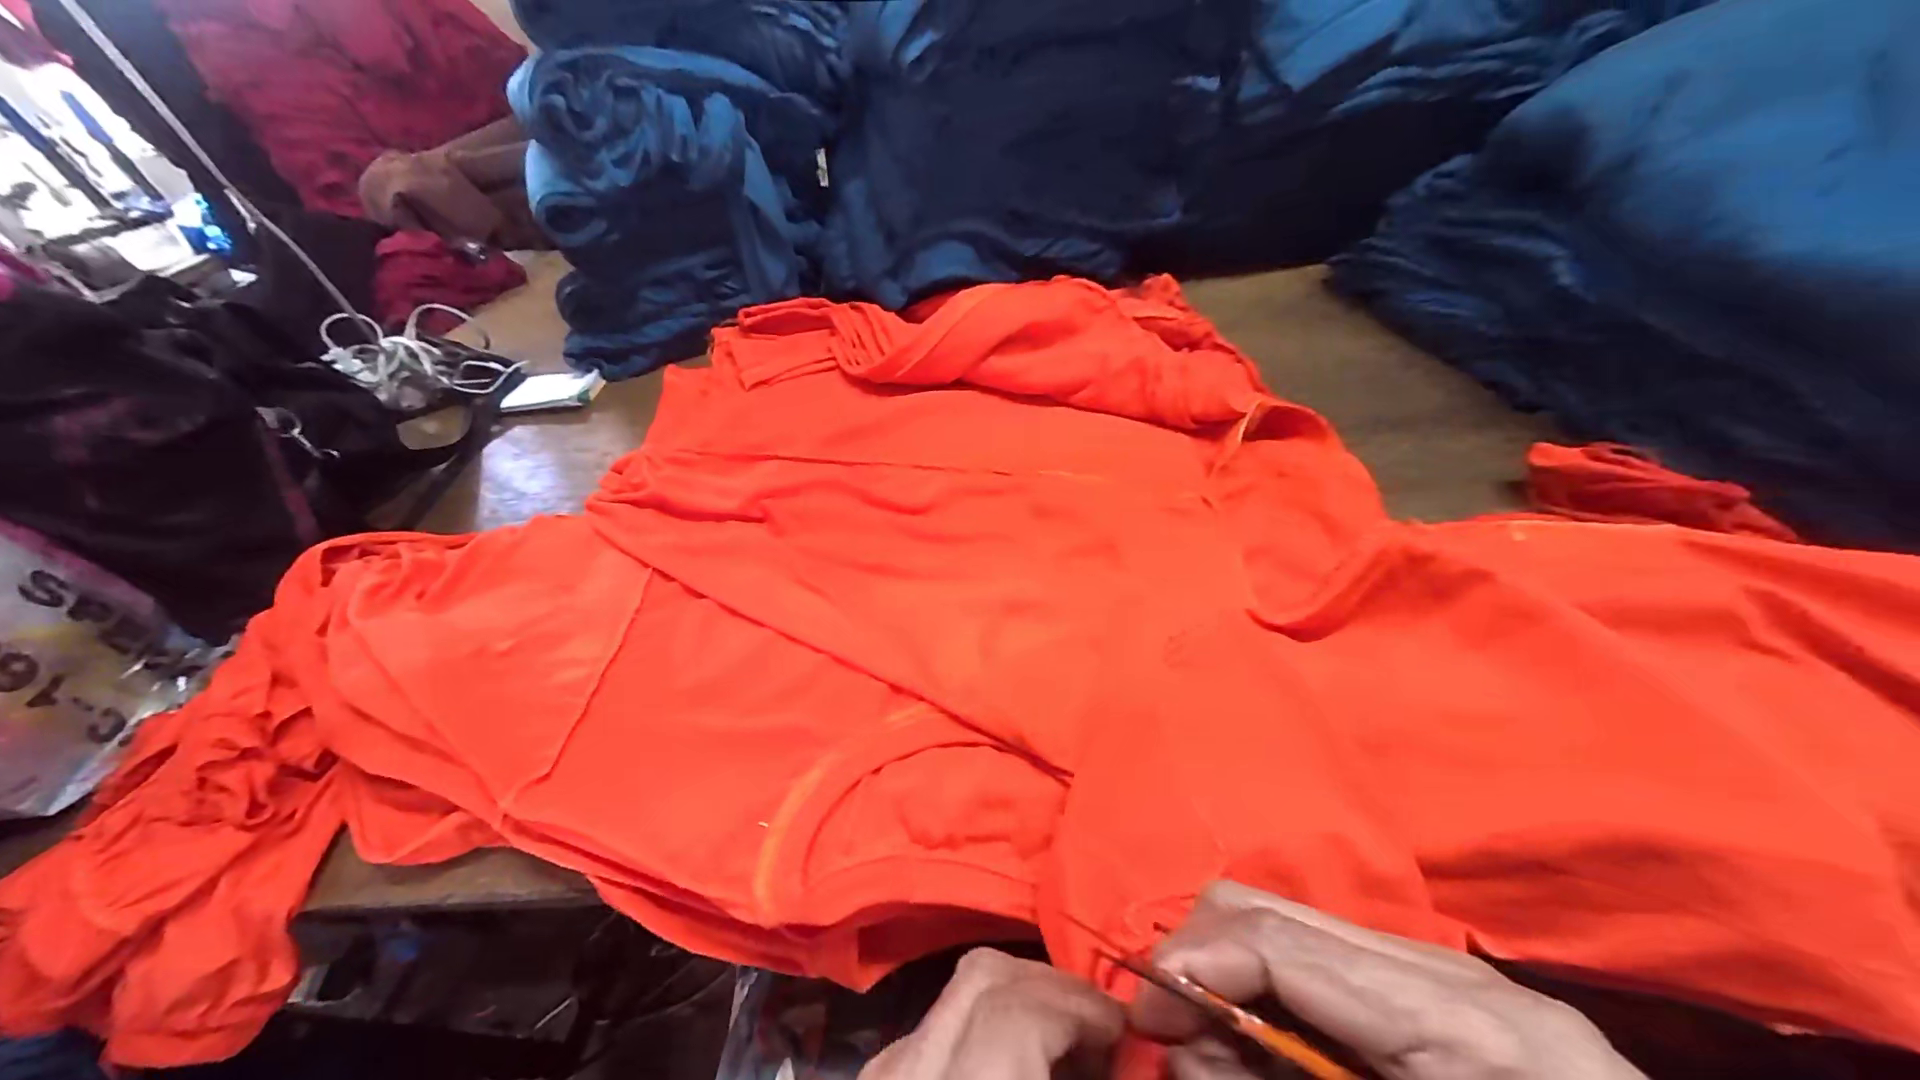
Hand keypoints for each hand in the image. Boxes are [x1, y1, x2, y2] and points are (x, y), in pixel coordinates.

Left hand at [860, 948, 1124, 1079]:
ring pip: (958, 986)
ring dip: (1022, 998)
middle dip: (1054, 986)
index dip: (1082, 1007)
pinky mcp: (879, 1073)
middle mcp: (908, 1067)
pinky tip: (1015, 1060)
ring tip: (1063, 1045)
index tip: (1124, 1031)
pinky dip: (987, 1024)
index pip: (1013, 1009)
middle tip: (1101, 1031)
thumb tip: (1131, 1045)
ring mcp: (885, 1067)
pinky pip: (938, 1020)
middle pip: (981, 974)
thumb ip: (1095, 1072)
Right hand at [1129, 882, 1645, 1079]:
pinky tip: (1269, 1042)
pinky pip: (1315, 955)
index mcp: (1451, 1023)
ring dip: (1222, 974)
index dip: (1192, 967)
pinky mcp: (1435, 982)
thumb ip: (1280, 1078)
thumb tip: (1189, 1052)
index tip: (1146, 1020)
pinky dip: (1266, 989)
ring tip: (1216, 1046)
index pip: (1277, 941)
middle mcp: (1437, 969)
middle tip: (1173, 1033)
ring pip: (1278, 917)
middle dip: (1194, 958)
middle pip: (1263, 905)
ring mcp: (1438, 967)